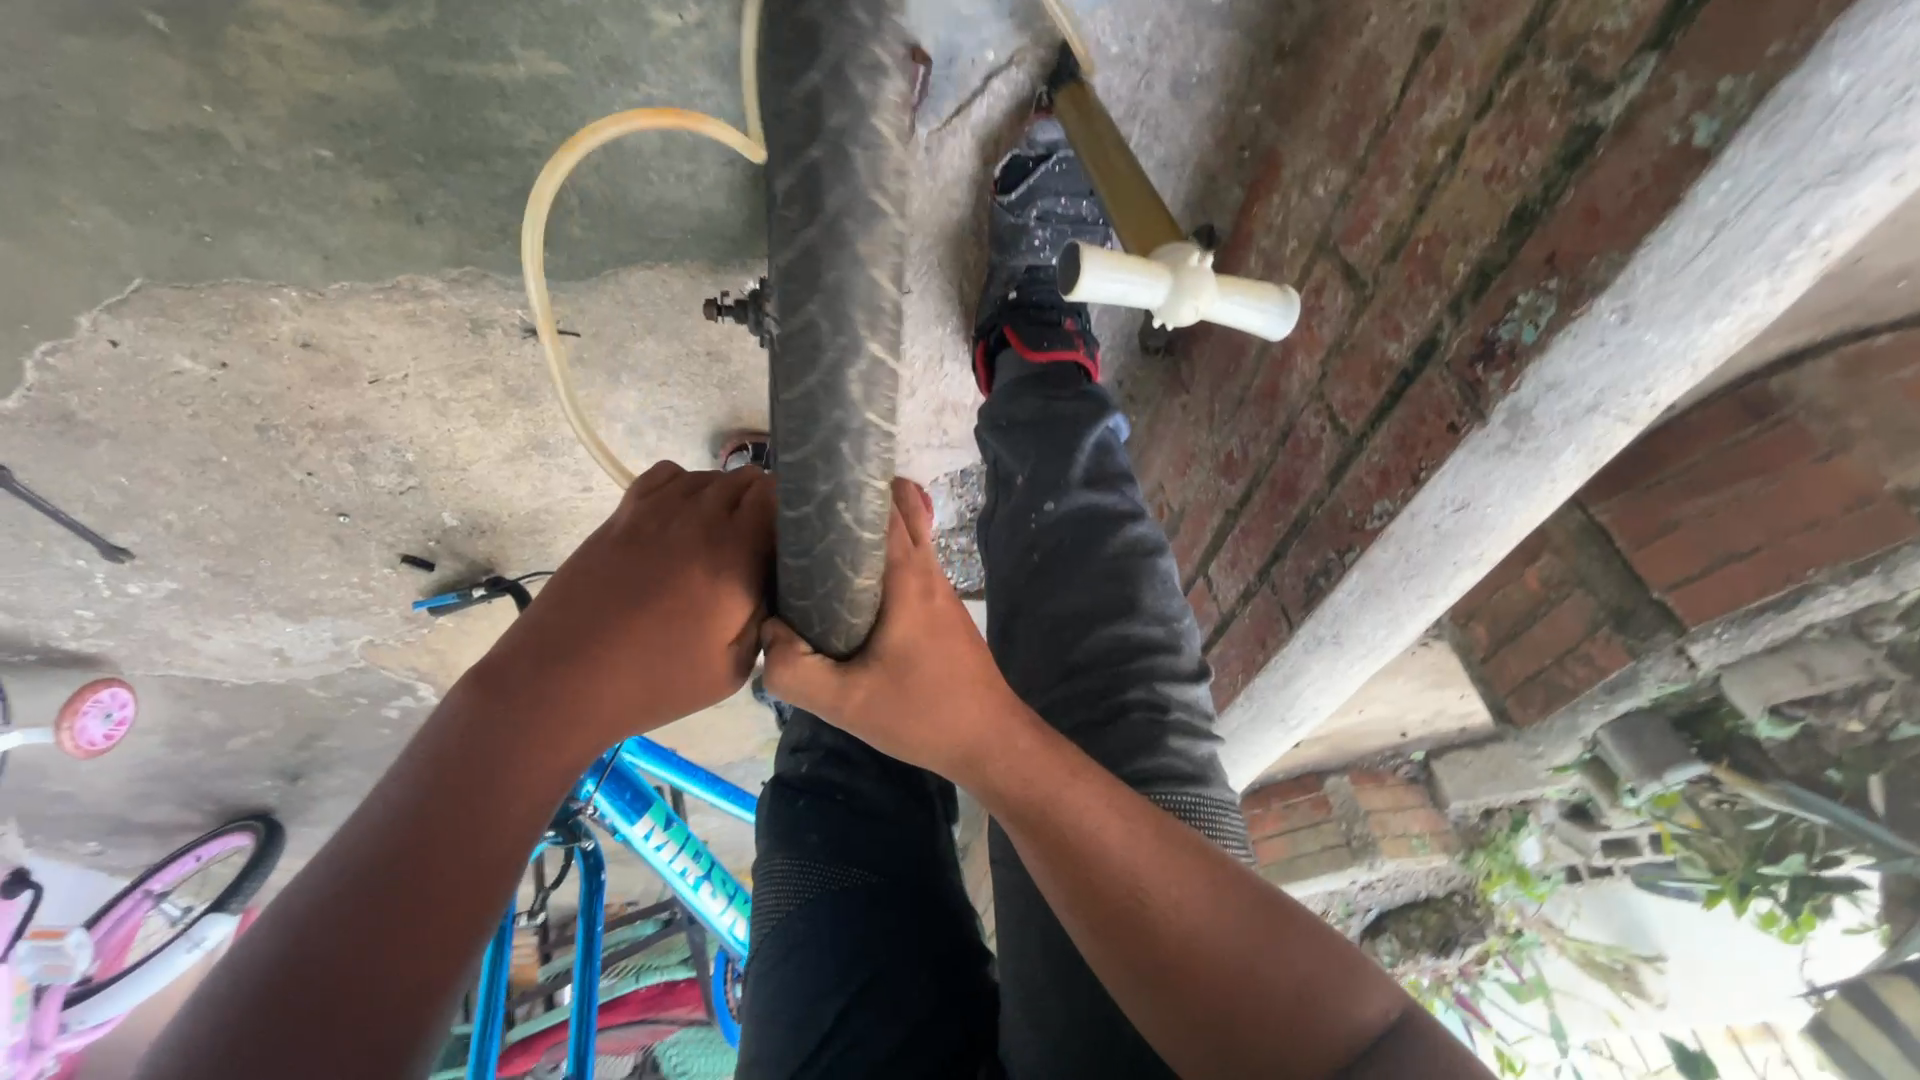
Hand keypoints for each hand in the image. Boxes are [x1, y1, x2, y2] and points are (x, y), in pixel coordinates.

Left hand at [467, 461, 774, 749]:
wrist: (561, 679)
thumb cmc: (654, 682)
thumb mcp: (734, 668)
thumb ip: (764, 616)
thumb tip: (771, 583)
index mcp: (734, 556)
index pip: (779, 497)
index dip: (793, 515)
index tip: (793, 545)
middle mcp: (698, 519)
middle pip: (748, 480)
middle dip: (764, 506)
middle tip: (763, 546)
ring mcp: (656, 510)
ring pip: (710, 476)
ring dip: (726, 498)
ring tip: (721, 537)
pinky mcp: (622, 513)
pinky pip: (668, 476)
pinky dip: (685, 488)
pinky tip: (682, 521)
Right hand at [760, 477, 1033, 781]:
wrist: (989, 740)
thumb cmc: (923, 715)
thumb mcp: (846, 703)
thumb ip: (794, 669)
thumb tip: (768, 630)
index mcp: (906, 575)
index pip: (878, 504)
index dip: (840, 491)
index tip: (798, 499)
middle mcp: (927, 568)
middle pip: (897, 506)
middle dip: (854, 502)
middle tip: (806, 524)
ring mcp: (940, 586)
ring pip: (905, 534)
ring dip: (868, 532)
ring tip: (818, 554)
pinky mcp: (942, 607)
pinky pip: (909, 562)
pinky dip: (881, 559)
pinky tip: (850, 593)